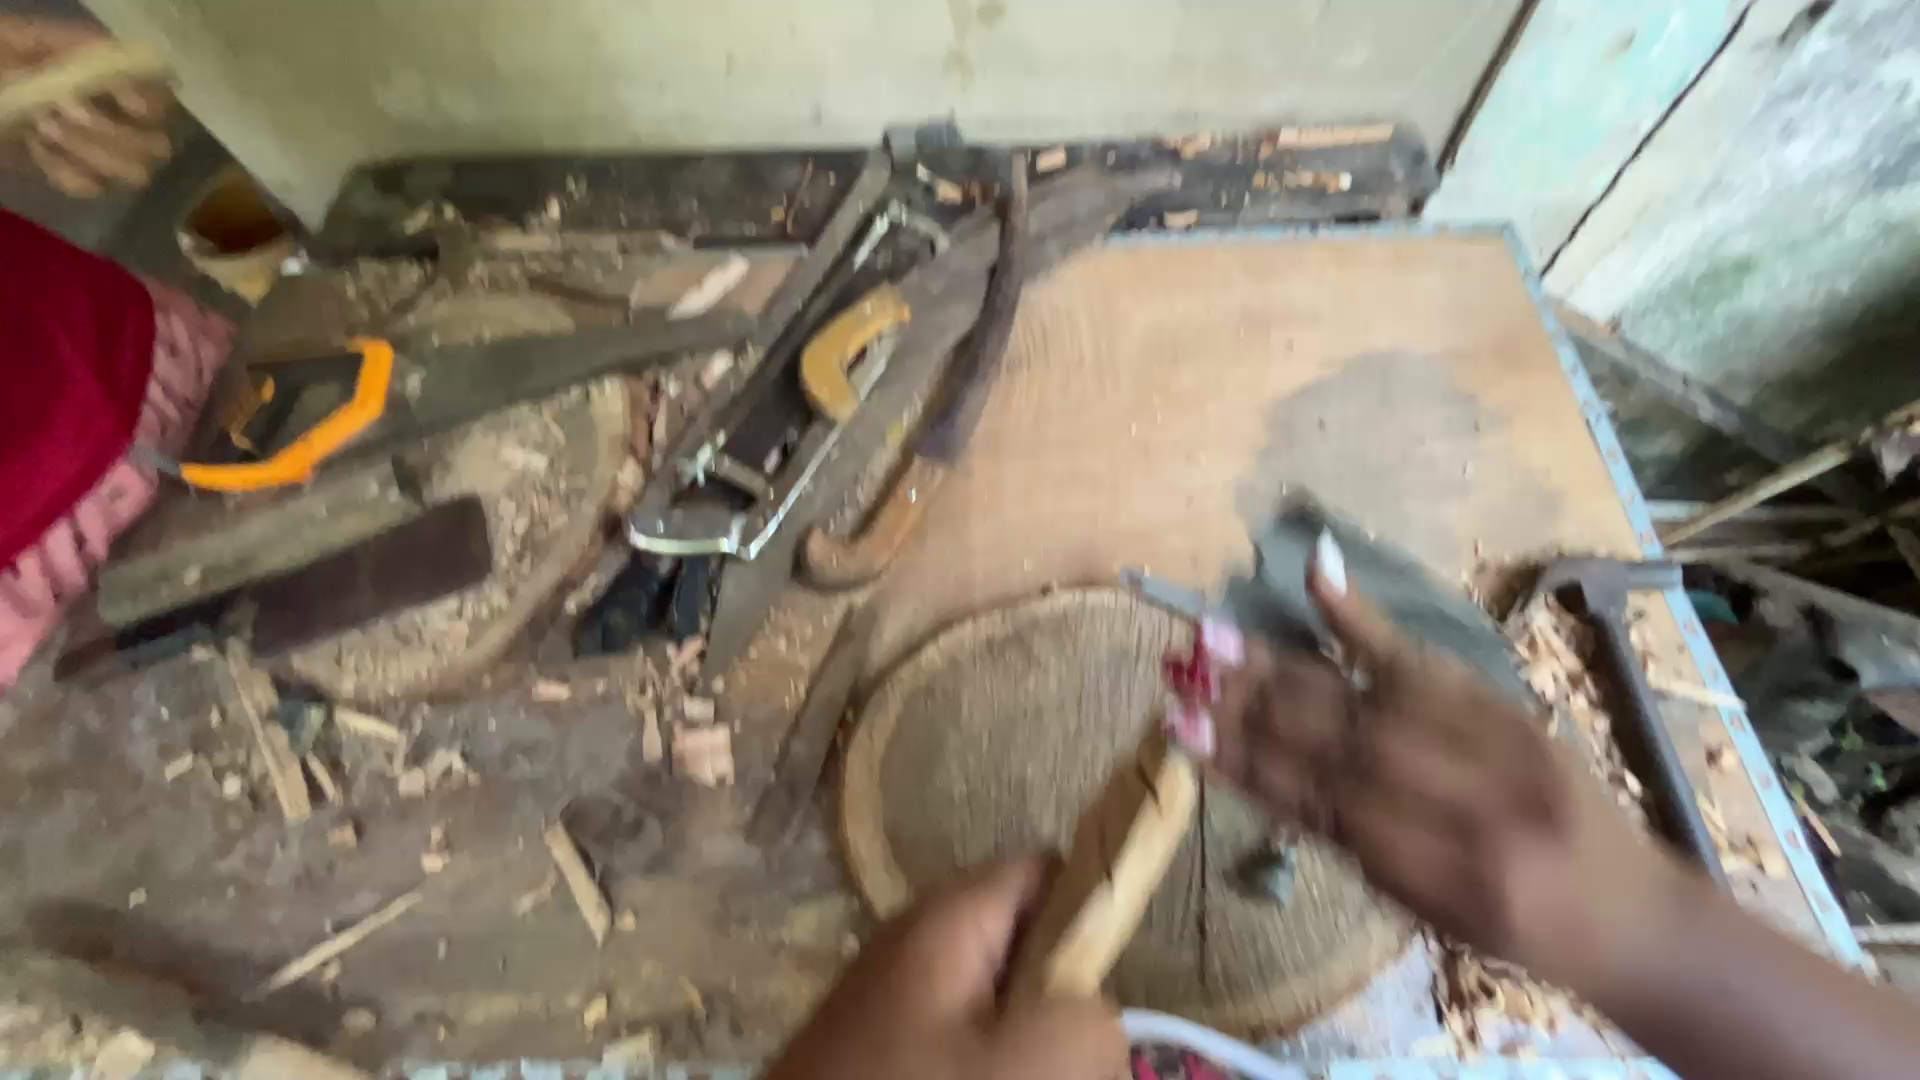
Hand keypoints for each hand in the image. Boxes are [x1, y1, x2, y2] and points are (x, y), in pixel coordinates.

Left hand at [0, 16, 173, 197]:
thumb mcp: (11, 40)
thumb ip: (68, 44)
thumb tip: (132, 56)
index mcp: (98, 79)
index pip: (160, 96)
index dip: (153, 104)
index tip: (125, 102)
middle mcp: (113, 118)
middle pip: (158, 145)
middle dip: (114, 136)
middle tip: (59, 114)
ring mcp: (97, 152)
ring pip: (136, 172)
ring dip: (90, 155)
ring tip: (39, 131)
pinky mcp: (76, 176)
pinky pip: (96, 188)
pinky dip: (64, 173)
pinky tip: (35, 154)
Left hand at [766, 857, 1125, 1079]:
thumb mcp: (1026, 1068)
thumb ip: (1089, 1024)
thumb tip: (1095, 1017)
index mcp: (948, 917)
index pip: (1046, 871)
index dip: (1091, 914)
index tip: (1108, 988)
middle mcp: (917, 941)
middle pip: (1025, 944)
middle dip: (1060, 1004)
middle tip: (1067, 1066)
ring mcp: (893, 998)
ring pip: (995, 1007)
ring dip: (1025, 1052)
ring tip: (1030, 1077)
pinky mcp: (878, 1049)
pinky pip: (956, 1045)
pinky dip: (985, 1065)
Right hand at [1198, 535, 1692, 994]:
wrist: (1630, 913)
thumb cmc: (1504, 922)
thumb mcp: (1412, 903)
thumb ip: (1335, 832)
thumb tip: (1248, 764)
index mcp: (1433, 872)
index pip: (1310, 800)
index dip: (1239, 760)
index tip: (1178, 727)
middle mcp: (1463, 807)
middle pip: (1328, 741)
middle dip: (1246, 704)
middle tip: (1180, 670)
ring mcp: (1490, 744)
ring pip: (1358, 698)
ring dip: (1277, 666)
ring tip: (1210, 638)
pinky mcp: (1504, 702)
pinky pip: (1426, 656)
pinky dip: (1362, 615)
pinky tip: (1317, 573)